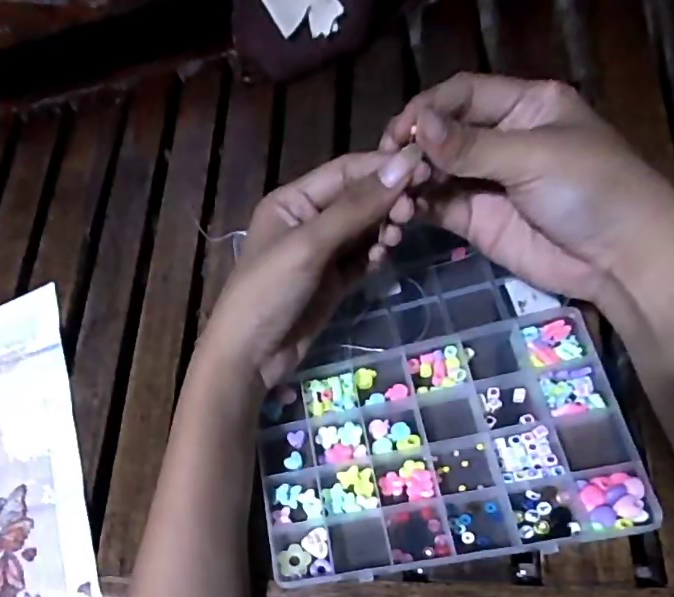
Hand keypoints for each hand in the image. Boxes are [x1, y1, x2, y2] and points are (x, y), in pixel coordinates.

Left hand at [200, 147, 424, 388]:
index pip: (346, 172)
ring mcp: (321, 255)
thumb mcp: (310, 244)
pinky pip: (361, 260)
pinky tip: (382, 259)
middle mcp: (308, 222)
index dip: (383, 169)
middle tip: (410, 214)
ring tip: (394, 240)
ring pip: (364, 231)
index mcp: (293, 201)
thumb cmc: (269, 292)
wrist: (251, 356)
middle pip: (359, 200)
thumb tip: (405, 162)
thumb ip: (356, 207)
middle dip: (386, 202)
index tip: (422, 171)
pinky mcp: (332, 284)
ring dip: (383, 230)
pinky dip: (375, 257)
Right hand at [379, 74, 673, 300]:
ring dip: (413, 181)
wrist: (616, 256)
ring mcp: (488, 183)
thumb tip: (418, 125)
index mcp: (525, 105)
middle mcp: (502, 139)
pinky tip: (403, 211)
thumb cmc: (590, 189)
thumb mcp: (532, 157)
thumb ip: (472, 146)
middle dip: (415, 148)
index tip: (398, 132)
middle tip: (387, 169)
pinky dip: (420, 208)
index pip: (464, 94)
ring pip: (438, 173)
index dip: (428, 109)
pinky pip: (441, 207)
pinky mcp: (479, 221)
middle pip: (445, 134)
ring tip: (394, 194)